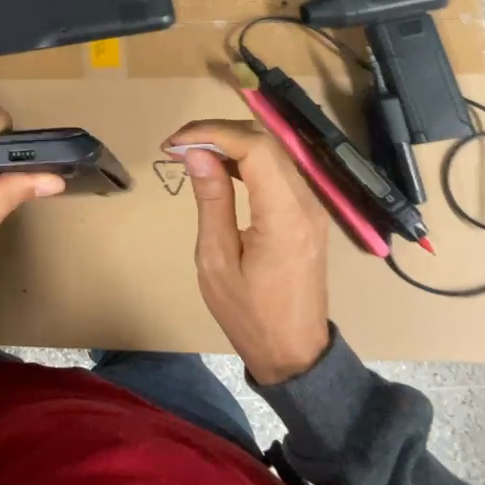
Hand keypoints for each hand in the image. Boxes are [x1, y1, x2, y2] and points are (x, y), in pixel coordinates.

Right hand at [167, 120, 330, 385]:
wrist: (294, 351)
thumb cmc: (249, 312)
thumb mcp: (216, 258)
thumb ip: (212, 200)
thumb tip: (197, 153)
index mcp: (284, 216)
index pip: (254, 147)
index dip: (211, 133)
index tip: (174, 144)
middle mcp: (306, 203)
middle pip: (265, 141)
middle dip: (216, 132)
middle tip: (176, 146)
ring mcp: (310, 207)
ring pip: (272, 150)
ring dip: (229, 141)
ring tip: (189, 152)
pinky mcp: (305, 213)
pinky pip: (276, 169)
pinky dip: (243, 158)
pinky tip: (216, 167)